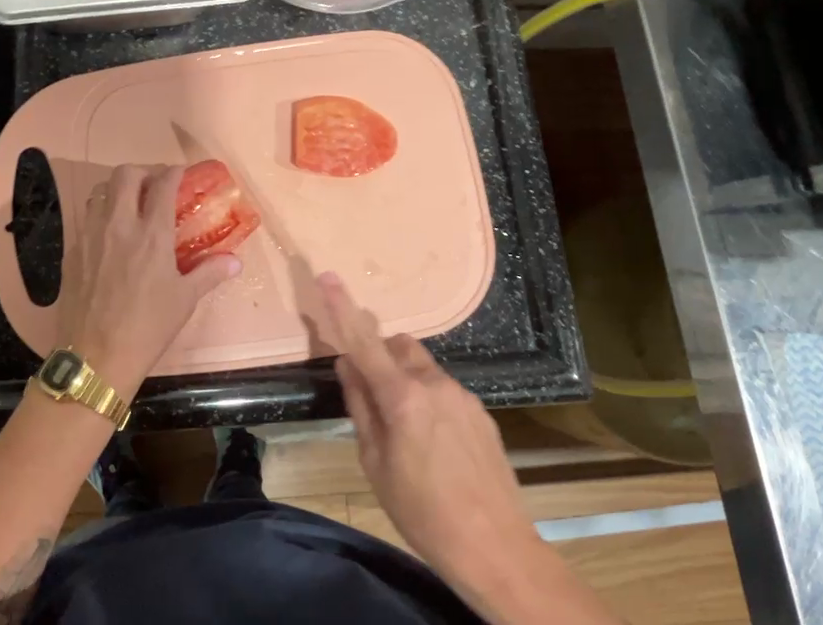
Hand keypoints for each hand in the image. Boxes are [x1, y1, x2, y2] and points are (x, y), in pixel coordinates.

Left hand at [57, 165, 240, 394]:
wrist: (96, 356)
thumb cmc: (148, 327)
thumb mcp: (184, 300)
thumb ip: (209, 273)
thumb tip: (235, 261)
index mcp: (151, 234)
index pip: (163, 185)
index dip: (173, 172)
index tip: (181, 172)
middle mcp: (118, 225)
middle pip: (125, 175)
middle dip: (143, 171)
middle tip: (155, 184)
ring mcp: (90, 236)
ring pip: (100, 192)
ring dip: (118, 189)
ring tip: (131, 203)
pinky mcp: (72, 251)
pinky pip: (86, 219)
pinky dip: (101, 215)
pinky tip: (110, 235)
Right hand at [316, 271, 537, 582]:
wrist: (494, 547)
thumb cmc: (421, 511)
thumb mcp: (375, 463)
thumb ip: (360, 406)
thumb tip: (347, 364)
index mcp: (402, 397)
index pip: (364, 341)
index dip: (342, 308)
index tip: (328, 276)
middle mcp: (435, 385)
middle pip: (398, 346)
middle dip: (380, 355)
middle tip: (370, 393)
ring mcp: (463, 396)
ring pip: (422, 367)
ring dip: (405, 379)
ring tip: (404, 430)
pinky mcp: (481, 412)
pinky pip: (444, 389)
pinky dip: (427, 399)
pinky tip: (432, 443)